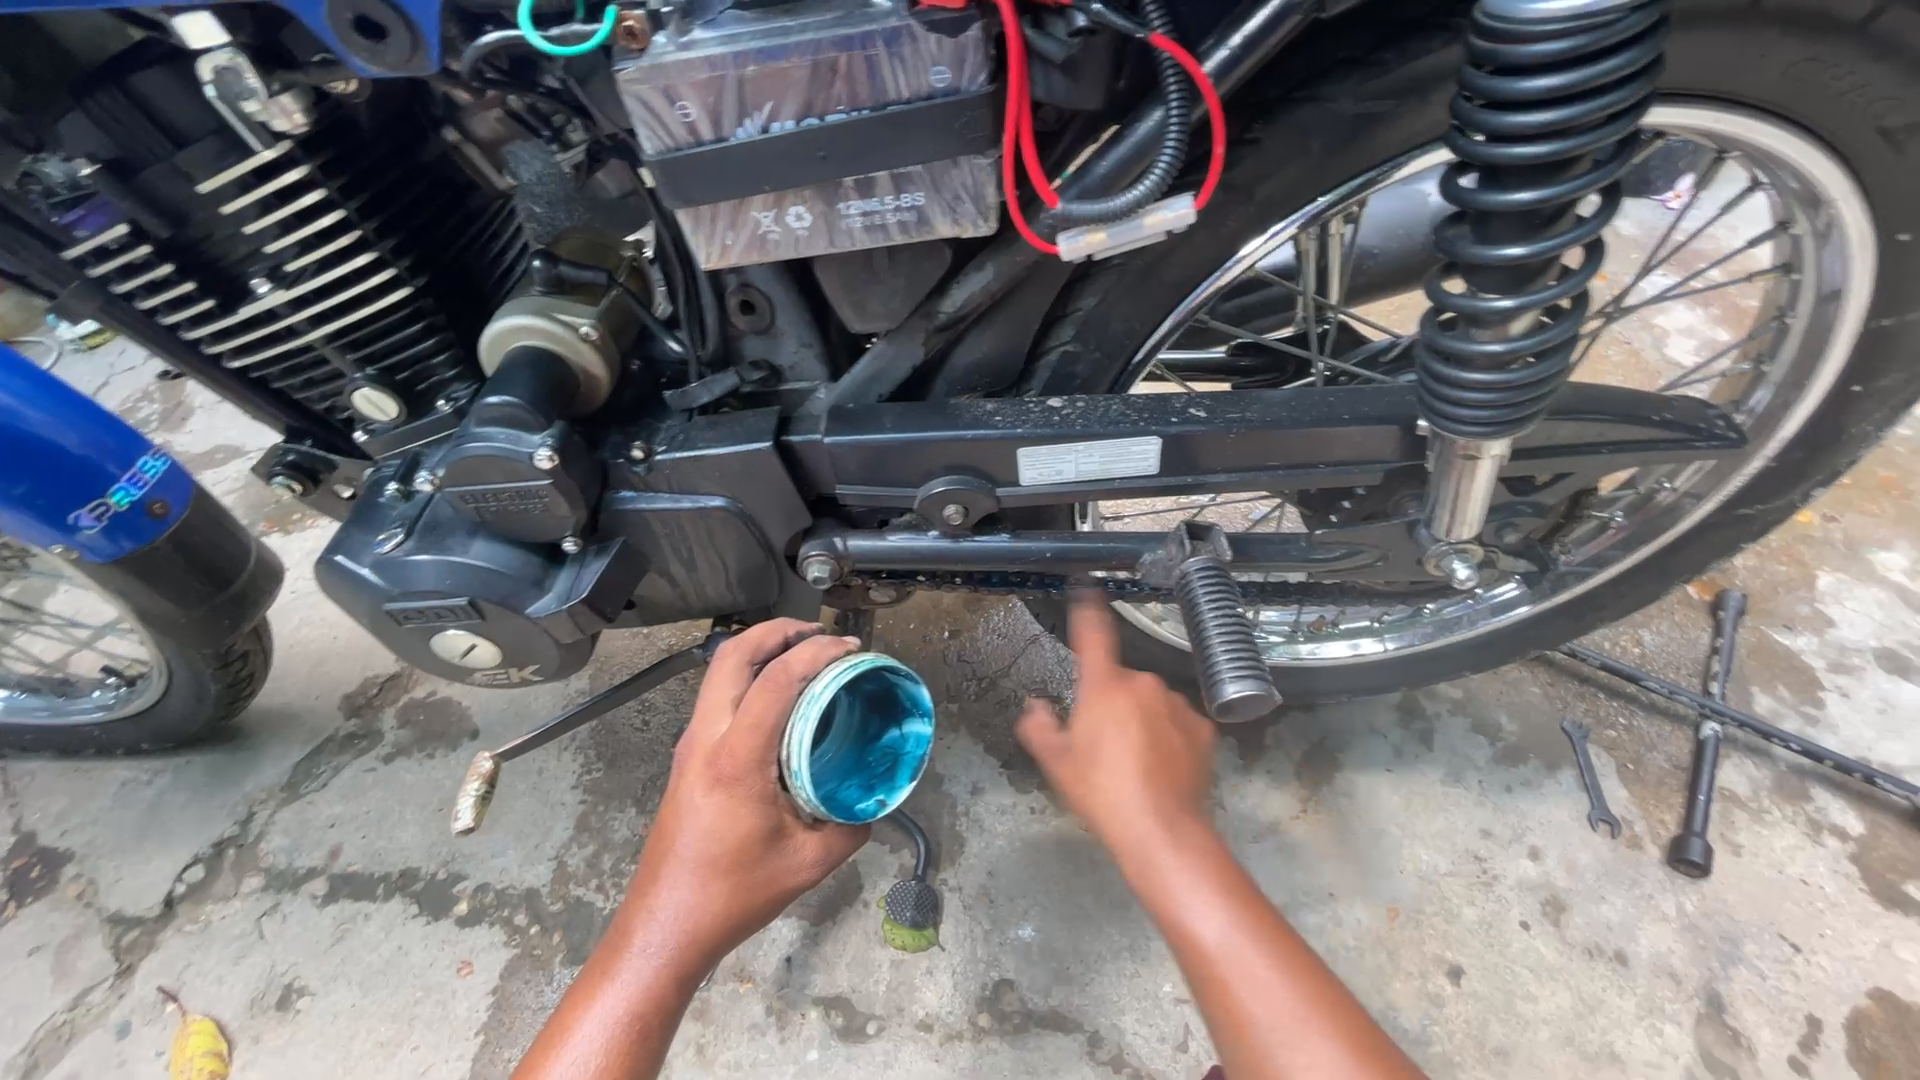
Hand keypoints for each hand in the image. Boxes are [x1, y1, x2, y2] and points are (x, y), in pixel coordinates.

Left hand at [625, 619, 870, 968]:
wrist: (665, 927)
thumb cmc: (733, 895)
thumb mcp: (808, 864)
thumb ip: (851, 827)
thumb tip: (873, 801)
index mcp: (737, 757)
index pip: (778, 679)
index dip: (819, 652)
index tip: (852, 649)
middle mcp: (706, 738)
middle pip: (733, 654)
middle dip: (778, 631)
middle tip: (820, 634)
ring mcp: (690, 745)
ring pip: (718, 671)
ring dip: (760, 651)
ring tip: (803, 657)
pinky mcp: (687, 758)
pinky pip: (717, 697)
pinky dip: (748, 678)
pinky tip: (780, 703)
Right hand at [1017, 595, 1218, 856]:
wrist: (1160, 829)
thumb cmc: (1101, 792)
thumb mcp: (1056, 763)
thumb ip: (1038, 727)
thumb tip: (1035, 707)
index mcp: (1103, 685)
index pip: (1094, 635)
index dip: (1088, 610)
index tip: (1087, 589)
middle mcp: (1141, 683)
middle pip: (1120, 681)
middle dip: (1112, 701)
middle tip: (1104, 740)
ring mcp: (1176, 703)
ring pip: (1151, 701)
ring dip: (1143, 718)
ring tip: (1136, 759)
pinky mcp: (1204, 727)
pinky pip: (1179, 722)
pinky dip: (1170, 735)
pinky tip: (1163, 765)